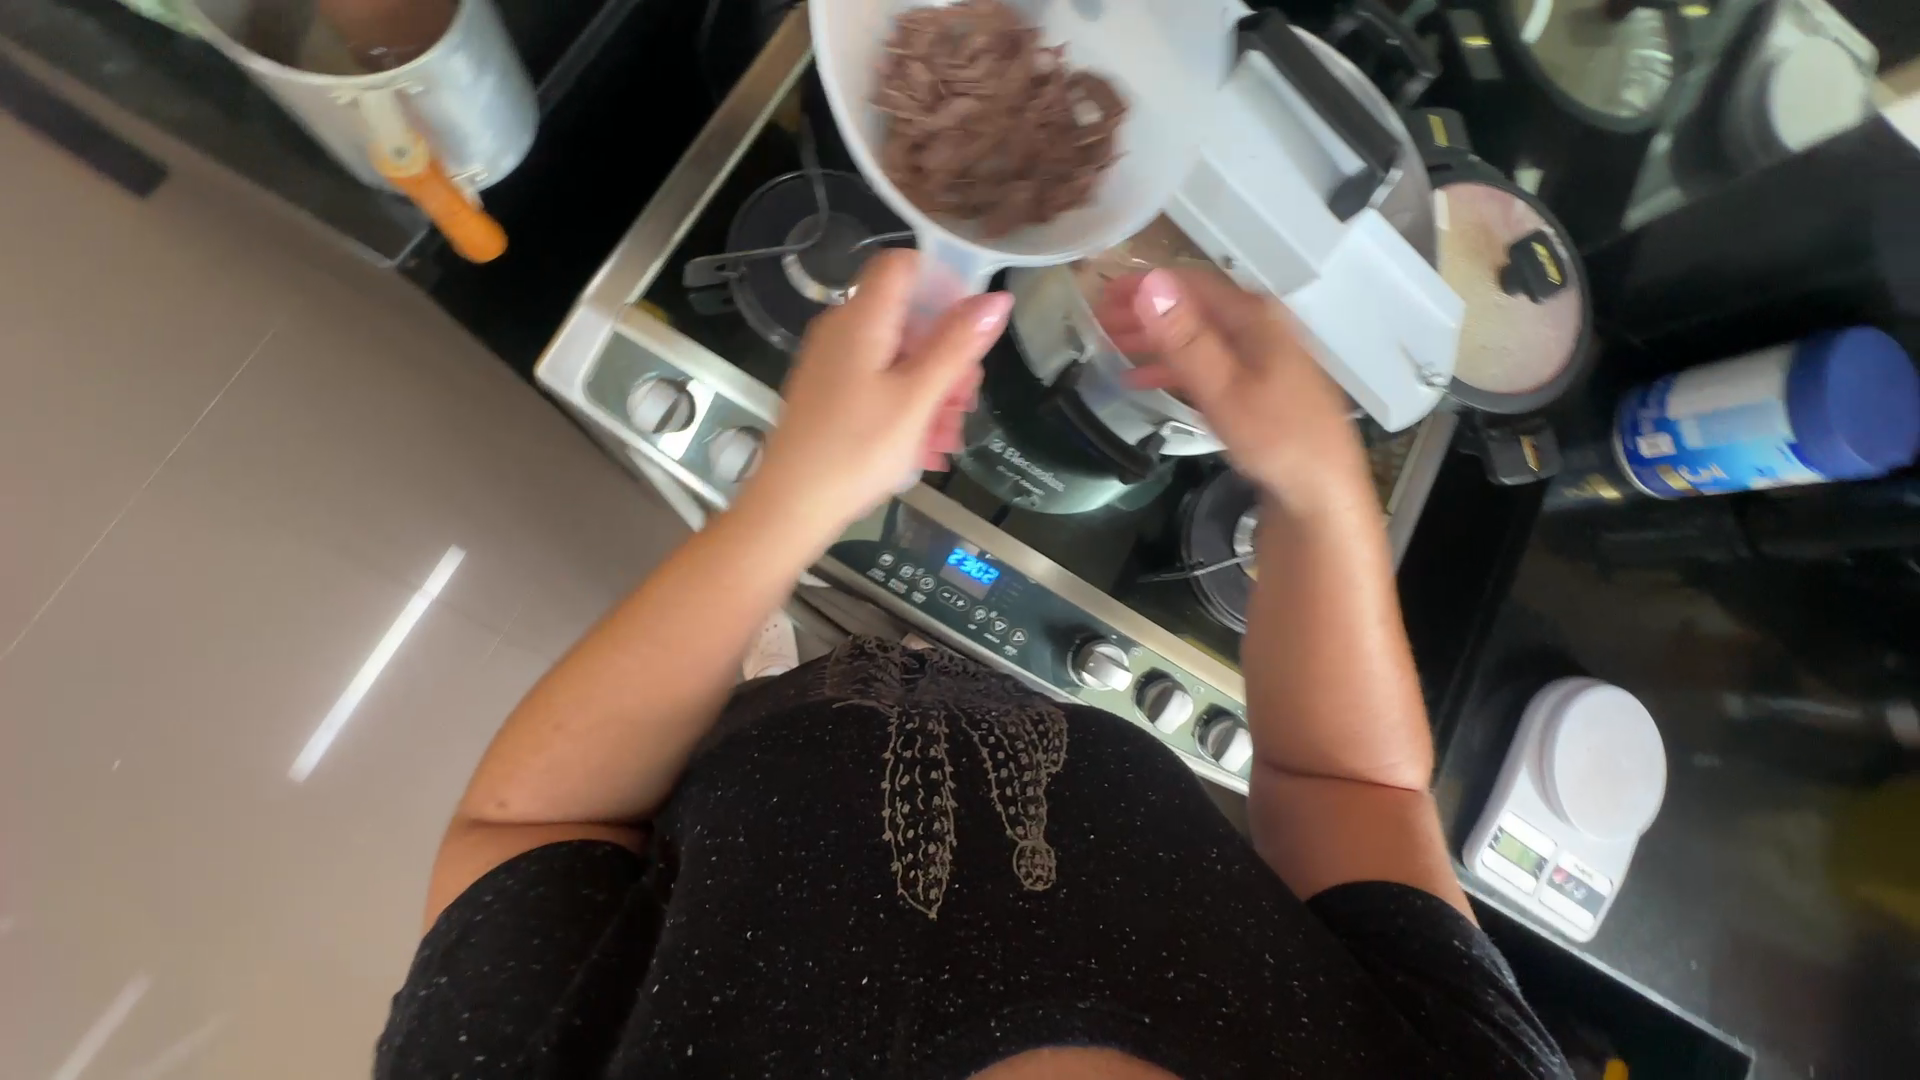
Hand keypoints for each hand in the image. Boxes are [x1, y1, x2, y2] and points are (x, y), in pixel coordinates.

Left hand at [739, 250, 1011, 537]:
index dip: (944, 284)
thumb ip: (956, 346)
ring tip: (947, 437)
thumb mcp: (917, 399)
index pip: (904, 266)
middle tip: (966, 401)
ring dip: (933, 390)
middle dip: (947, 356)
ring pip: (898, 358)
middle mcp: (843, 332)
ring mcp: (835, 365)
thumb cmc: (857, 450)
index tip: (971, 328)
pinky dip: (908, 407)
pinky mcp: (831, 396)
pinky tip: (925, 447)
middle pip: (908, 319)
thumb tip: (997, 298)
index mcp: (861, 320)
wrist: (793, 506)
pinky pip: (880, 385)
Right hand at [1097, 268, 1371, 516]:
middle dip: (1143, 312)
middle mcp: (1257, 328)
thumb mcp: (1222, 388)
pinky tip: (1142, 380)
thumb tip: (1150, 285)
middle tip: (1098, 319)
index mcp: (1253, 318)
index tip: (1102, 292)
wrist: (1321, 491)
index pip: (1189, 284)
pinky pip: (1204, 365)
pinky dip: (1171, 368)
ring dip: (1153, 339)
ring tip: (1111, 345)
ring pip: (1195, 337)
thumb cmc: (1275, 439)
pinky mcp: (1255, 385)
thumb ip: (1185, 338)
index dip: (1143, 285)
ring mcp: (1258, 357)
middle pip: (1191, 308)